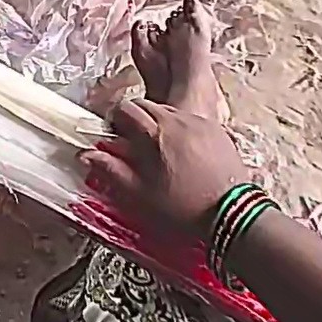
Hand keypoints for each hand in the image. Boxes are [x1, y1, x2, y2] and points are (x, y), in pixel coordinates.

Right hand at [80, 99, 245, 236]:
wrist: (236, 216)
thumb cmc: (183, 207)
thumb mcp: (140, 194)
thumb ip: (111, 170)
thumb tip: (85, 154)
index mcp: (155, 133)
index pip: (126, 108)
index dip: (117, 119)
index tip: (117, 134)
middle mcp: (177, 120)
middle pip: (146, 104)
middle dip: (136, 117)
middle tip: (136, 140)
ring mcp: (200, 123)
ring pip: (168, 109)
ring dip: (158, 121)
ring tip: (160, 146)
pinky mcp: (218, 130)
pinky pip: (190, 118)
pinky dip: (180, 126)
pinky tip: (183, 149)